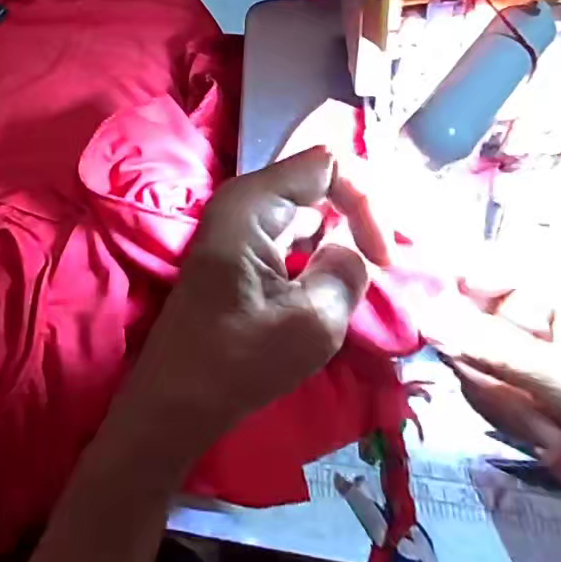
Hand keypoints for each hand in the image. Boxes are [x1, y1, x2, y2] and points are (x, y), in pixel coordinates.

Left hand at [117, 148, 389, 450]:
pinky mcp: (242, 254)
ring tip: (364, 286)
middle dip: (357, 223)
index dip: (364, 203)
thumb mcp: (311, 322)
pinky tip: (335, 292)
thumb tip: (353, 252)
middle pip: (319, 186)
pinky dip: (321, 259)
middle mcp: (244, 203)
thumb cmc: (237, 360)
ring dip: (341, 245)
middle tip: (383, 274)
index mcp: (253, 203)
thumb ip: (347, 273)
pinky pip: (294, 241)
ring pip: (310, 217)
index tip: (382, 260)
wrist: (177, 397)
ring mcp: (240, 228)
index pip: (326, 165)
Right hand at [431, 263, 560, 523]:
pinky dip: (500, 411)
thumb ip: (499, 351)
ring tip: (549, 421)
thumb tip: (426, 322)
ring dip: (496, 393)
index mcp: (548, 281)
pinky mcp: (499, 377)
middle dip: (480, 359)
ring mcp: (505, 341)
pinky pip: (467, 383)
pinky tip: (543, 431)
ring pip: (456, 352)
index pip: (474, 261)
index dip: (448, 286)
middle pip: (454, 310)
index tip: (441, 320)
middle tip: (519, 392)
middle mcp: (519, 303)